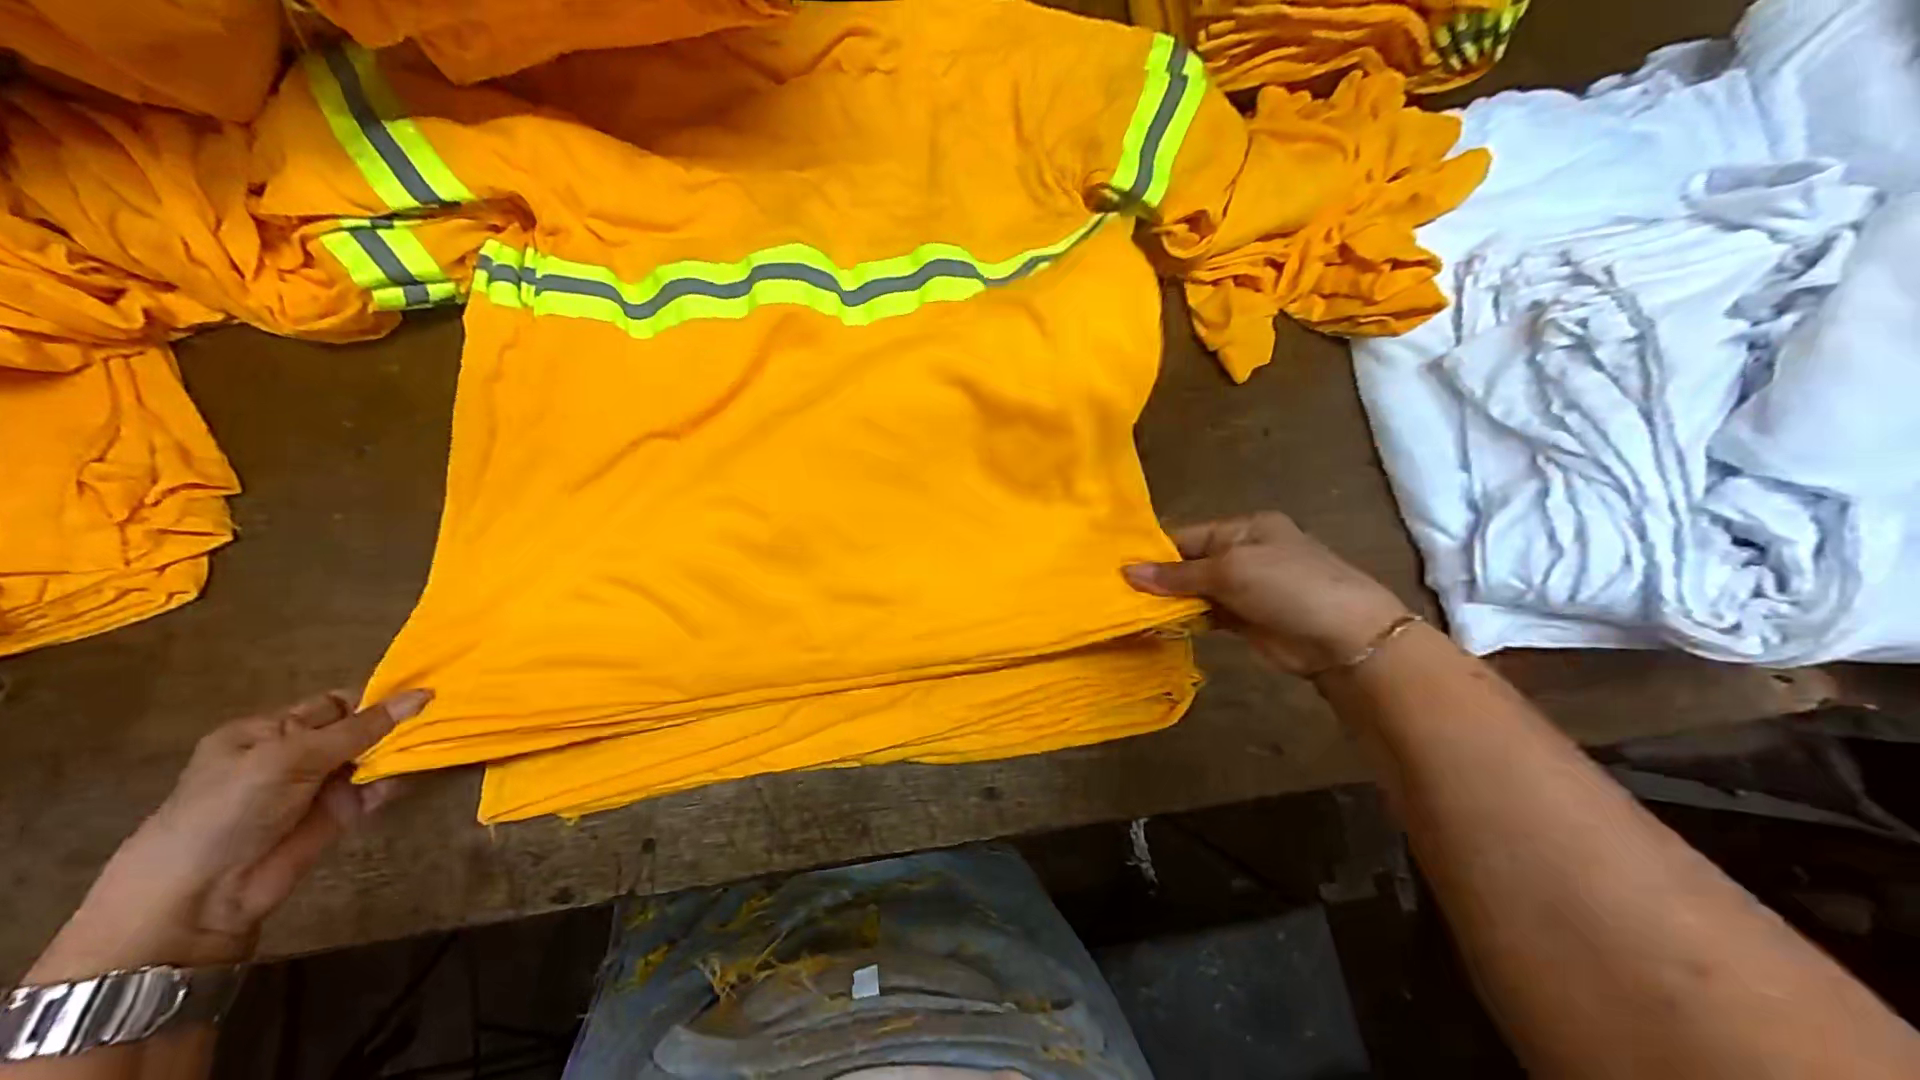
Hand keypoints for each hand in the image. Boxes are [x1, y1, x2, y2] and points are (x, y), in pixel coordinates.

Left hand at [27, 689, 430, 979]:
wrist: (202, 893)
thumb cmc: (230, 808)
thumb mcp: (290, 757)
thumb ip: (358, 728)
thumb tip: (422, 695)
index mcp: (270, 731)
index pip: (337, 703)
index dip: (378, 697)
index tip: (427, 691)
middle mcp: (298, 753)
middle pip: (363, 728)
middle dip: (399, 722)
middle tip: (445, 713)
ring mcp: (320, 785)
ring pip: (376, 757)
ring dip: (403, 750)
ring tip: (439, 739)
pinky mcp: (341, 813)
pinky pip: (378, 788)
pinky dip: (396, 780)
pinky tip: (411, 775)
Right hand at [1124, 512, 1411, 676]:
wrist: (1344, 637)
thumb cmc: (1287, 586)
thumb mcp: (1230, 570)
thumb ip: (1178, 574)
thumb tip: (1127, 572)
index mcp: (1243, 528)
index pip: (1186, 535)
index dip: (1153, 551)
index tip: (1117, 567)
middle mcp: (1242, 553)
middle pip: (1188, 563)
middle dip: (1157, 577)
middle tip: (1115, 592)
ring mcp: (1245, 587)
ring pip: (1194, 590)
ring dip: (1168, 601)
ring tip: (1127, 609)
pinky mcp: (1245, 618)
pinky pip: (1206, 614)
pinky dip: (1185, 619)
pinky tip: (1158, 625)